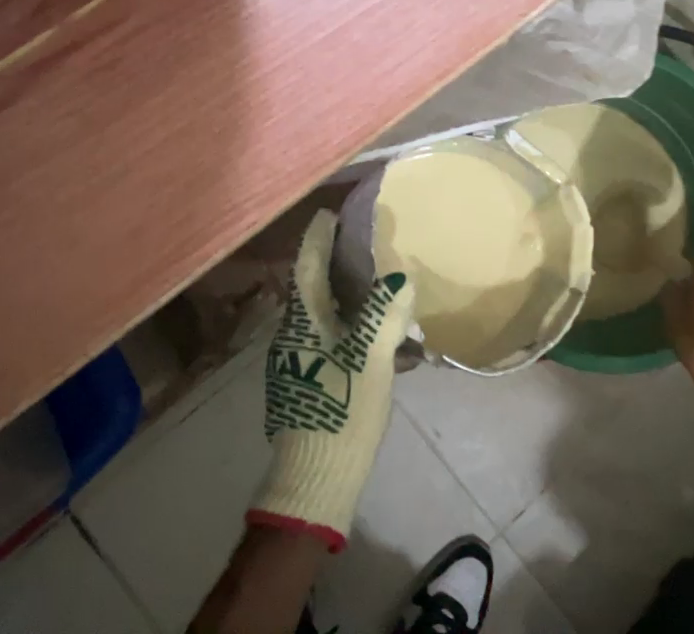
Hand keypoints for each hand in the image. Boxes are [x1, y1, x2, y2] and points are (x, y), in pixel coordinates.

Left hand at [247, 210, 415, 552]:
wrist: (315, 480)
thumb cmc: (341, 411)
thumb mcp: (371, 359)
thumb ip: (385, 315)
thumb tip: (400, 278)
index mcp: (302, 324)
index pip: (306, 267)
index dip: (318, 238)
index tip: (329, 213)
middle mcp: (292, 338)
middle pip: (313, 290)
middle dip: (336, 266)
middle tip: (365, 245)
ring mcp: (297, 364)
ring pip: (325, 319)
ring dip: (349, 302)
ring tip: (383, 293)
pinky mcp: (307, 386)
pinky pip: (332, 344)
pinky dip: (355, 334)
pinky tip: (388, 348)